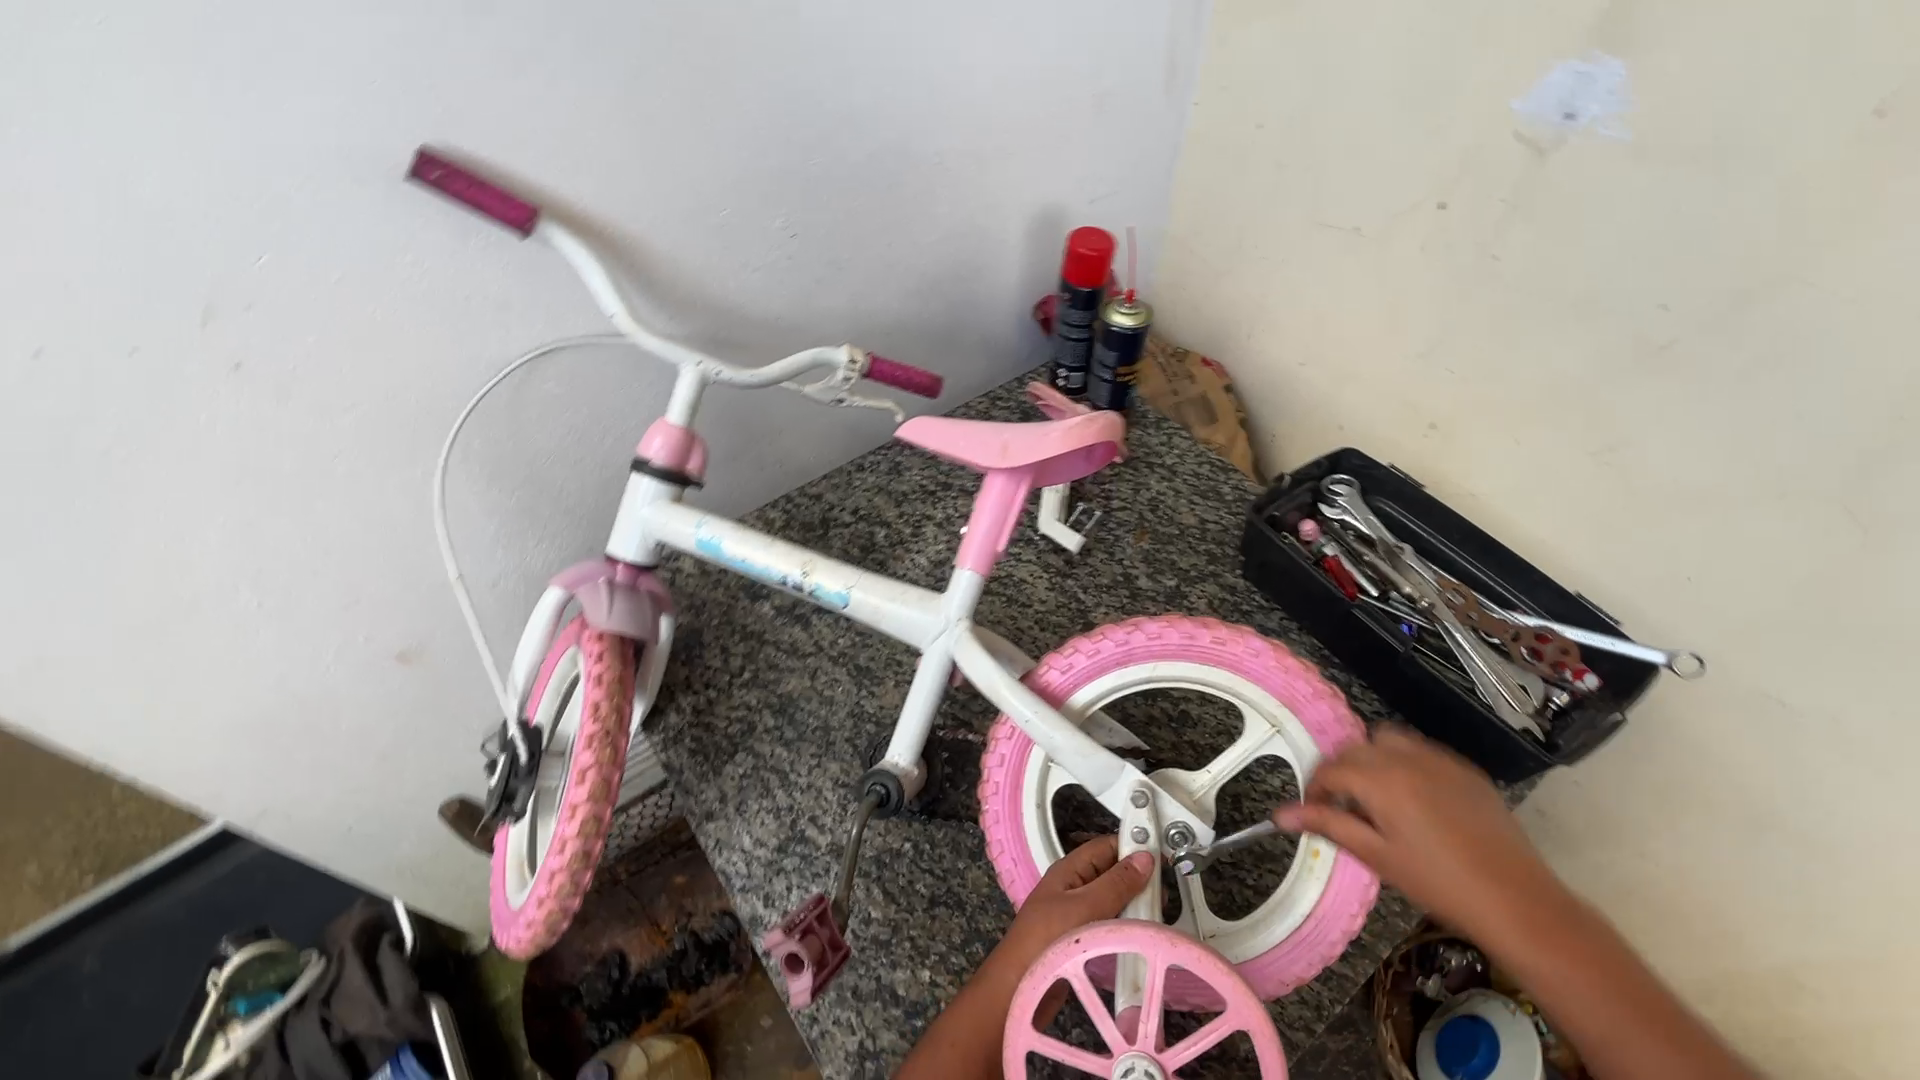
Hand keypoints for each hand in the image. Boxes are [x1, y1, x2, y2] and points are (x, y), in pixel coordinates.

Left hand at [991, 835, 1155, 976]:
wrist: (1018, 986)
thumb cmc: (1046, 940)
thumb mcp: (1085, 906)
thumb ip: (1116, 883)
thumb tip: (1145, 857)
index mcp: (1069, 870)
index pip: (1106, 846)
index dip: (1133, 846)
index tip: (1163, 858)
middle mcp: (1072, 887)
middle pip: (1111, 872)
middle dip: (1137, 879)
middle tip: (1165, 893)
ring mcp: (1075, 913)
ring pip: (1112, 898)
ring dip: (1133, 903)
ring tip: (1158, 914)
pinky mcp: (1079, 937)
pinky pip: (1107, 922)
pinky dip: (1124, 925)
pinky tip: (1140, 935)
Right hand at [1274, 727, 1568, 941]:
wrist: (1516, 899)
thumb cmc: (1437, 882)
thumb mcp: (1376, 856)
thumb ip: (1328, 825)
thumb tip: (1279, 814)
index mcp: (1381, 780)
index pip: (1331, 768)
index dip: (1315, 788)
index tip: (1314, 812)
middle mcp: (1408, 758)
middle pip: (1357, 748)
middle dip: (1341, 770)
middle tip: (1341, 805)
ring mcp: (1441, 761)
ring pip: (1390, 739)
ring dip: (1372, 758)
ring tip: (1376, 796)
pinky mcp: (1466, 771)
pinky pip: (1423, 751)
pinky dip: (1405, 762)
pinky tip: (1413, 799)